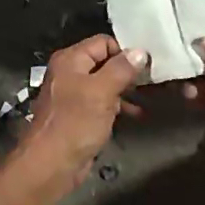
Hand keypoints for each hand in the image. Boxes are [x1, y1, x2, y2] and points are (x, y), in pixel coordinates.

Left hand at [20, 35, 148, 184]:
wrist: (52, 162)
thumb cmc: (75, 122)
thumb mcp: (101, 92)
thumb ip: (121, 69)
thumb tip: (139, 51)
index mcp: (70, 60)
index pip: (102, 42)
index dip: (124, 51)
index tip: (147, 65)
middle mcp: (69, 72)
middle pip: (104, 62)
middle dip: (127, 71)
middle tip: (152, 81)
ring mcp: (73, 93)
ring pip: (104, 83)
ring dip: (124, 89)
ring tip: (147, 97)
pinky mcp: (78, 114)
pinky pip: (101, 102)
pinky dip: (117, 105)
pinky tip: (135, 114)